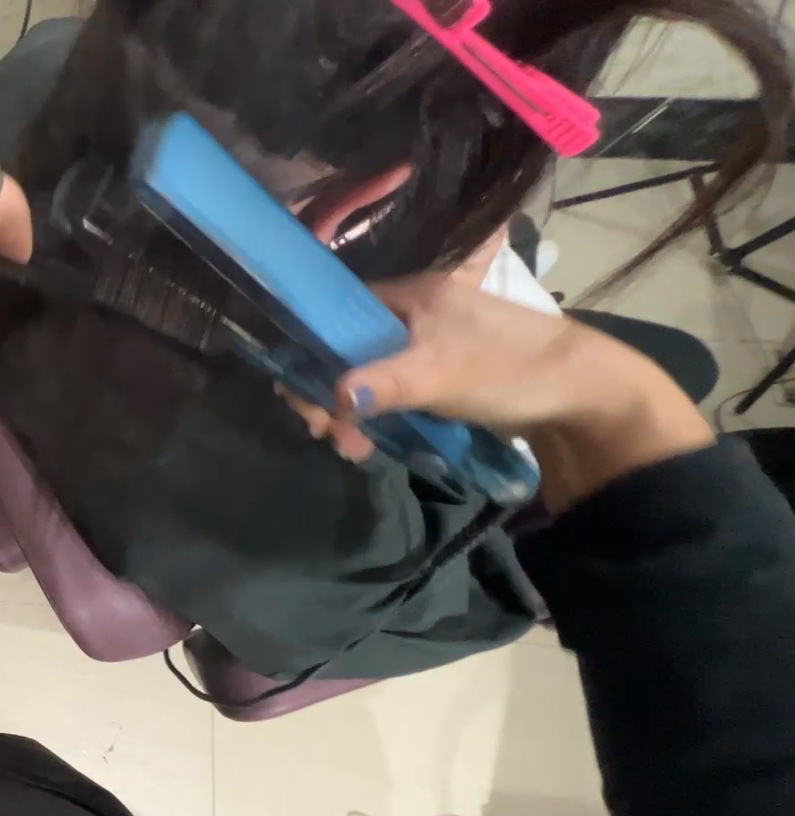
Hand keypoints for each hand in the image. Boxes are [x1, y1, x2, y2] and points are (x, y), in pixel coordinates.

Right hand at [317, 274, 714, 512]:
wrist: (586, 398)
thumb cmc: (510, 370)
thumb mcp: (438, 374)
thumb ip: (380, 383)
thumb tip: (329, 398)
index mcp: (411, 295)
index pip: (335, 314)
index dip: (308, 351)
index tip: (300, 392)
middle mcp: (409, 315)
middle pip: (341, 353)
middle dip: (325, 396)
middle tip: (327, 433)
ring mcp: (421, 347)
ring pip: (359, 379)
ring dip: (346, 417)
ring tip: (354, 449)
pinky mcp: (431, 376)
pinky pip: (381, 395)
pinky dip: (369, 420)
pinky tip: (369, 445)